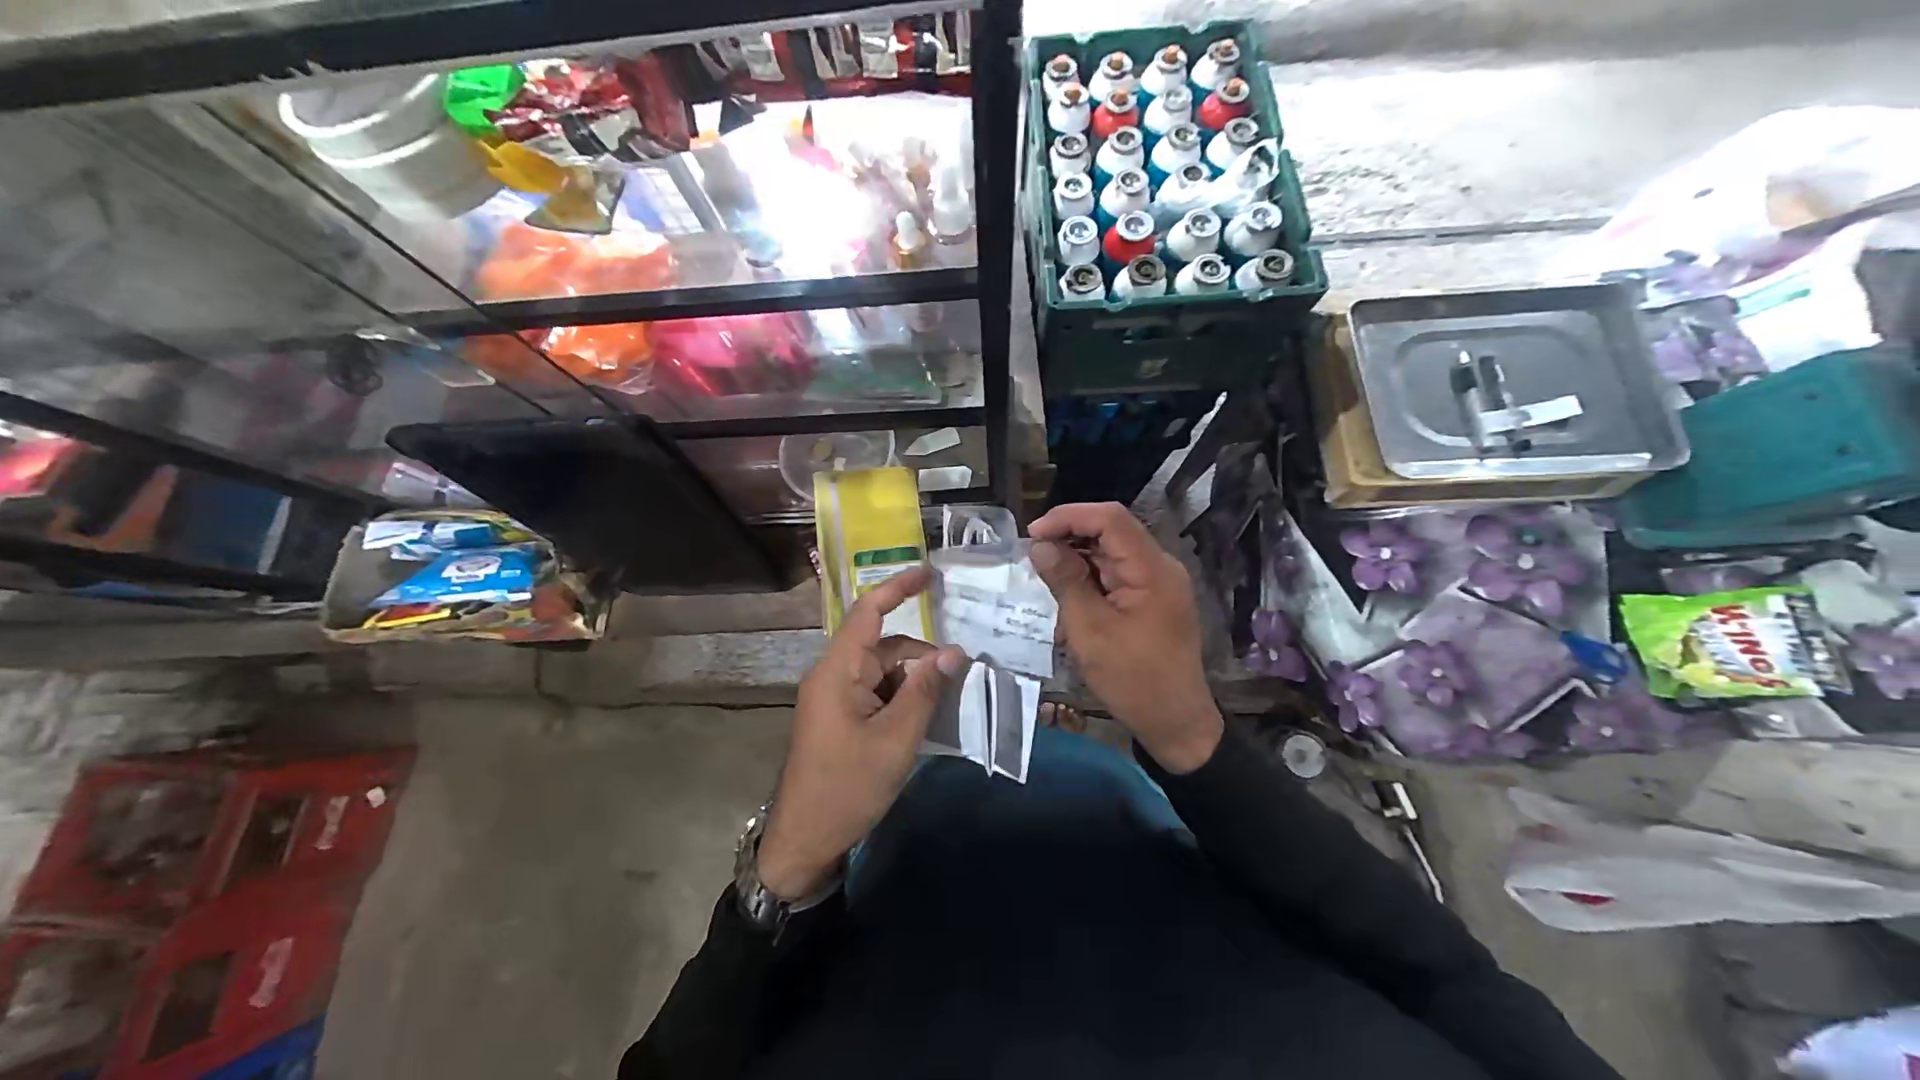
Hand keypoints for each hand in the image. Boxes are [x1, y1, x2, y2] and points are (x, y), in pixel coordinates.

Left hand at [758, 567, 966, 899]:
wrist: (805, 840)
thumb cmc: (847, 787)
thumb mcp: (896, 740)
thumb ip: (924, 692)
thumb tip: (953, 652)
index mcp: (838, 671)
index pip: (868, 612)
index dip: (898, 588)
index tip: (931, 574)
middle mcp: (834, 676)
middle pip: (886, 647)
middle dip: (923, 659)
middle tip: (961, 680)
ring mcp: (836, 698)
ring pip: (885, 672)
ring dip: (916, 684)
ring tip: (947, 707)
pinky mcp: (841, 718)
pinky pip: (878, 694)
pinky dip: (903, 701)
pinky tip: (926, 721)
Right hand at [1029, 502, 1222, 773]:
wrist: (1175, 721)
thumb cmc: (1132, 679)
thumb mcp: (1089, 630)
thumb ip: (1066, 581)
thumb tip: (1040, 545)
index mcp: (1152, 569)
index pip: (1110, 518)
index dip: (1068, 516)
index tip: (1033, 534)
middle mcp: (1161, 566)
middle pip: (1112, 530)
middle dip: (1069, 534)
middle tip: (1032, 553)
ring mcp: (1159, 581)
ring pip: (1113, 550)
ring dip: (1077, 554)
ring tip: (1043, 568)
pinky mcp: (1153, 597)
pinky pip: (1119, 571)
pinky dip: (1091, 573)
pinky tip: (1067, 586)